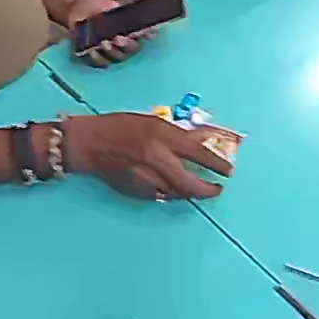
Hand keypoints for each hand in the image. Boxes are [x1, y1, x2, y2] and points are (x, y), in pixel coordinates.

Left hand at [65, 0, 147, 67]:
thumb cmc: (92, 1)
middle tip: (120, 38)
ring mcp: (110, 50)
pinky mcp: (96, 56)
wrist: (71, 8)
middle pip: (132, 49)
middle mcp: (123, 41)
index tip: (147, 32)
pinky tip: (93, 51)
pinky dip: (98, 58)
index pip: (144, 33)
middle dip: (127, 45)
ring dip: (113, 52)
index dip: (148, 34)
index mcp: (130, 27)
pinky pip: (100, 62)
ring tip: (105, 43)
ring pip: (118, 57)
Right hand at [66, 113, 232, 200]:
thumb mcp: (152, 123)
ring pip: (178, 193)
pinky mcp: (137, 191)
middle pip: (191, 182)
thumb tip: (202, 141)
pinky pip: (161, 196)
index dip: (217, 164)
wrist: (89, 144)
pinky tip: (174, 189)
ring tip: (199, 189)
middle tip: (217, 189)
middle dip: (208, 189)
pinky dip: (171, 193)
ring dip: (191, 193)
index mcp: (162, 137)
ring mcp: (147, 178)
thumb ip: (177, 134)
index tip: (228, 171)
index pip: (198, 153)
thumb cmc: (119, 127)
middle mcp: (157, 159)